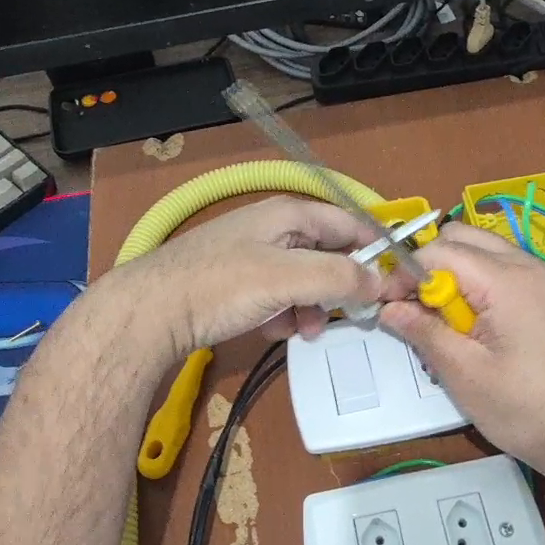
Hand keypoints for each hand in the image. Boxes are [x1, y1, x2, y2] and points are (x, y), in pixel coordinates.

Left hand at [109, 196, 383, 359]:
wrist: (149, 312)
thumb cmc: (220, 286)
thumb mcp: (287, 278)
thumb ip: (339, 277)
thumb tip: (382, 281)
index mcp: (289, 213)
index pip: (351, 224)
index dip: (376, 251)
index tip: (395, 284)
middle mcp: (274, 227)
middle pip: (328, 253)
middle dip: (340, 287)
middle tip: (349, 317)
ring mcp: (253, 255)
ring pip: (303, 279)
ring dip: (311, 306)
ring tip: (303, 330)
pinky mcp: (236, 282)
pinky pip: (277, 294)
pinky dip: (283, 313)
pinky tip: (272, 330)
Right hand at [379, 223, 544, 469]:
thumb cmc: (528, 409)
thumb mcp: (465, 375)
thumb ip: (424, 333)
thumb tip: (388, 308)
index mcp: (506, 279)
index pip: (438, 251)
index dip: (405, 274)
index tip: (388, 306)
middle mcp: (526, 265)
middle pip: (461, 238)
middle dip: (430, 267)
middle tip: (416, 311)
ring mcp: (542, 278)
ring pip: (482, 252)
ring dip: (454, 276)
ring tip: (444, 324)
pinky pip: (502, 271)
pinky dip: (478, 286)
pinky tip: (475, 330)